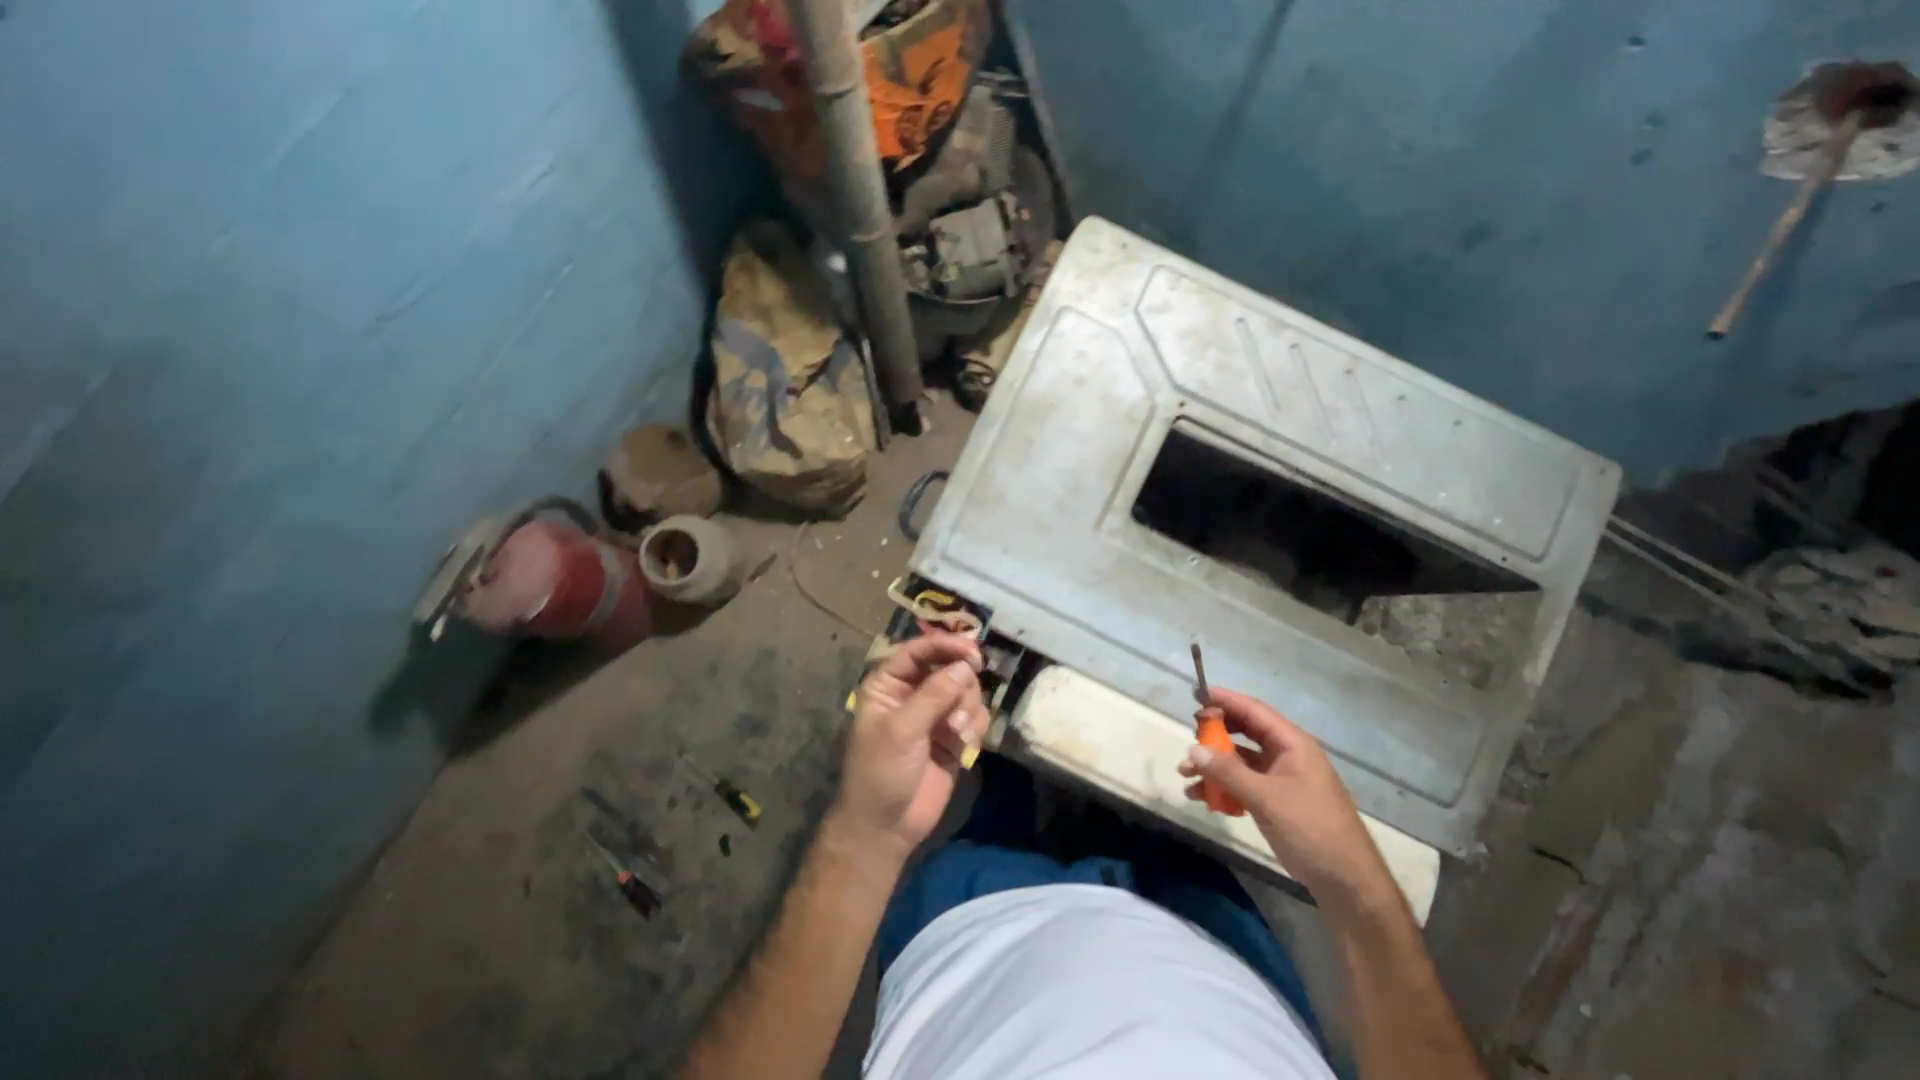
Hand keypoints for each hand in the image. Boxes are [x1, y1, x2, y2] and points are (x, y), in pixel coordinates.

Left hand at [826, 633, 987, 861]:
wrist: (886, 826)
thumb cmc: (881, 771)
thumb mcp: (902, 729)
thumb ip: (934, 694)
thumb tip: (966, 666)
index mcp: (888, 685)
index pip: (918, 651)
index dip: (945, 645)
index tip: (972, 651)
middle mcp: (913, 694)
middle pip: (950, 668)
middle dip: (960, 685)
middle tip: (959, 709)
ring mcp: (935, 716)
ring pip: (967, 692)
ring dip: (968, 710)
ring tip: (957, 734)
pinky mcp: (954, 739)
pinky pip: (975, 718)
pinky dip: (975, 728)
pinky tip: (964, 748)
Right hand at [1177, 687, 1394, 907]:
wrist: (1345, 878)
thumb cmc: (1310, 828)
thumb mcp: (1266, 798)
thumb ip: (1228, 772)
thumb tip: (1194, 749)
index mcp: (1292, 744)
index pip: (1254, 711)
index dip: (1226, 700)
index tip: (1196, 693)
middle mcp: (1287, 755)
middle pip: (1245, 733)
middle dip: (1214, 735)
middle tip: (1188, 739)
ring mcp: (1282, 779)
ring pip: (1241, 762)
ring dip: (1214, 766)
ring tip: (1185, 776)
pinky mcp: (1277, 801)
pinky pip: (1244, 785)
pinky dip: (1224, 788)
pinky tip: (1203, 798)